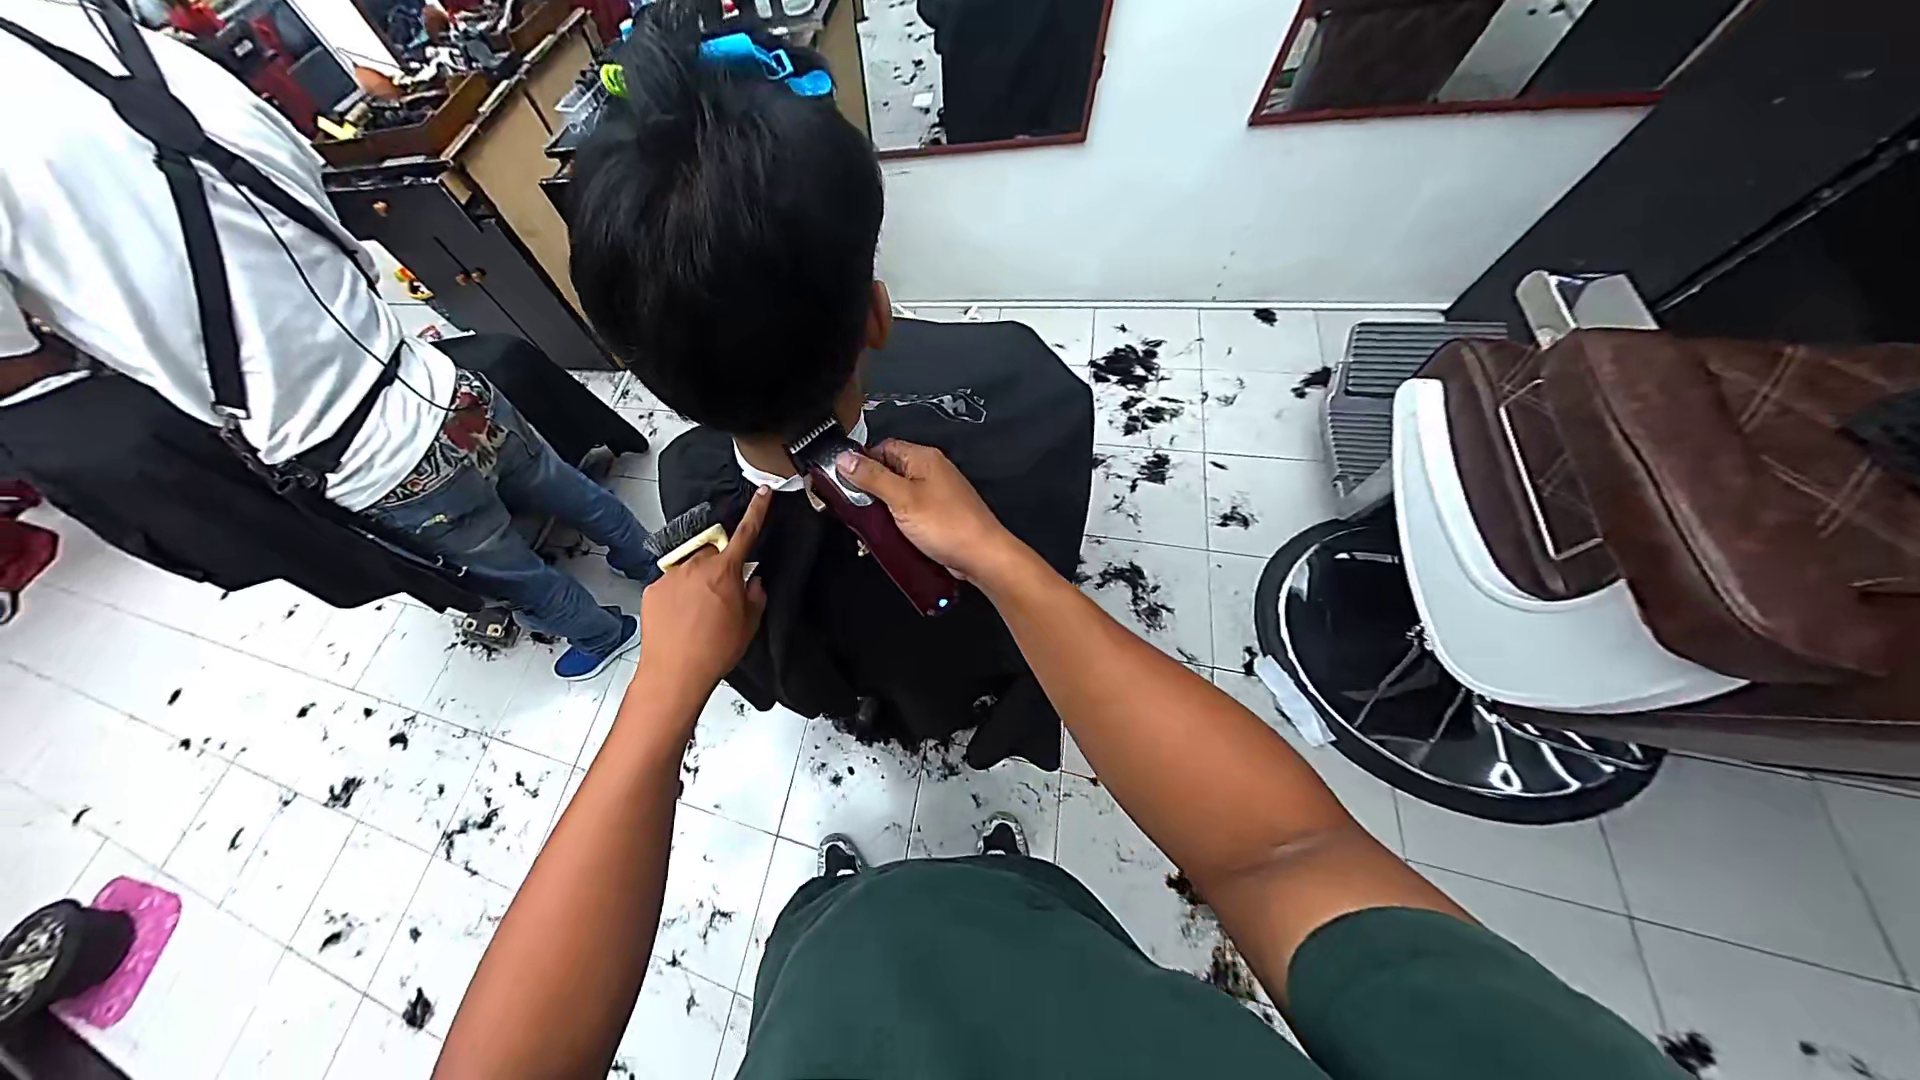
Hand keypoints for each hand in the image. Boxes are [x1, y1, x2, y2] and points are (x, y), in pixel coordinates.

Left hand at [637, 486, 771, 690]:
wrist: (676, 673)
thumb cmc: (714, 650)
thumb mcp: (749, 623)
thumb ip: (755, 595)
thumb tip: (754, 582)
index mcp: (725, 571)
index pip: (746, 532)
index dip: (757, 510)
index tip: (762, 492)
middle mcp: (696, 567)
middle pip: (713, 552)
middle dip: (720, 565)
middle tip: (723, 593)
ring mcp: (671, 577)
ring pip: (691, 567)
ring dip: (698, 582)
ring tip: (699, 613)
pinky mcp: (653, 590)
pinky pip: (672, 583)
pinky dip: (679, 595)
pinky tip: (683, 618)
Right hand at [834, 439, 1027, 581]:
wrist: (981, 556)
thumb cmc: (949, 526)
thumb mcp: (902, 499)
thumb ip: (872, 477)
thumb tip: (845, 459)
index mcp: (923, 458)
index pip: (882, 447)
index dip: (861, 462)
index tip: (843, 480)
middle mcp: (930, 472)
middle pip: (887, 472)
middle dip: (869, 490)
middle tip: (856, 508)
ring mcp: (934, 495)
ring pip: (896, 495)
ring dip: (881, 510)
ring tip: (872, 525)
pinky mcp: (936, 516)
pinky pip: (908, 513)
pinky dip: (896, 523)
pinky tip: (889, 535)